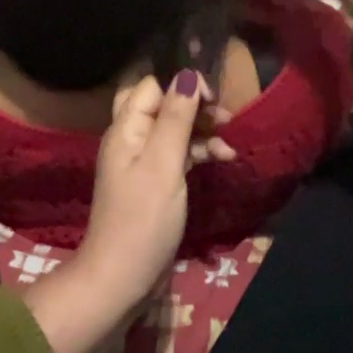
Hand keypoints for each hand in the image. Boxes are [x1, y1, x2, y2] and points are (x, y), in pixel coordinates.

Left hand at [21, 70, 206, 352]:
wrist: (122, 278)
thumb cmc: (144, 219)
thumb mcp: (164, 164)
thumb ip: (176, 119)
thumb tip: (187, 74)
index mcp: (125, 129)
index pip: (151, 87)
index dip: (181, 86)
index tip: (212, 101)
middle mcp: (129, 140)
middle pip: (162, 106)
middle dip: (194, 107)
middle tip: (224, 119)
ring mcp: (140, 164)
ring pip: (172, 131)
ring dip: (200, 132)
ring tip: (229, 145)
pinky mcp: (152, 186)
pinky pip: (176, 156)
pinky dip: (197, 154)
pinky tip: (222, 159)